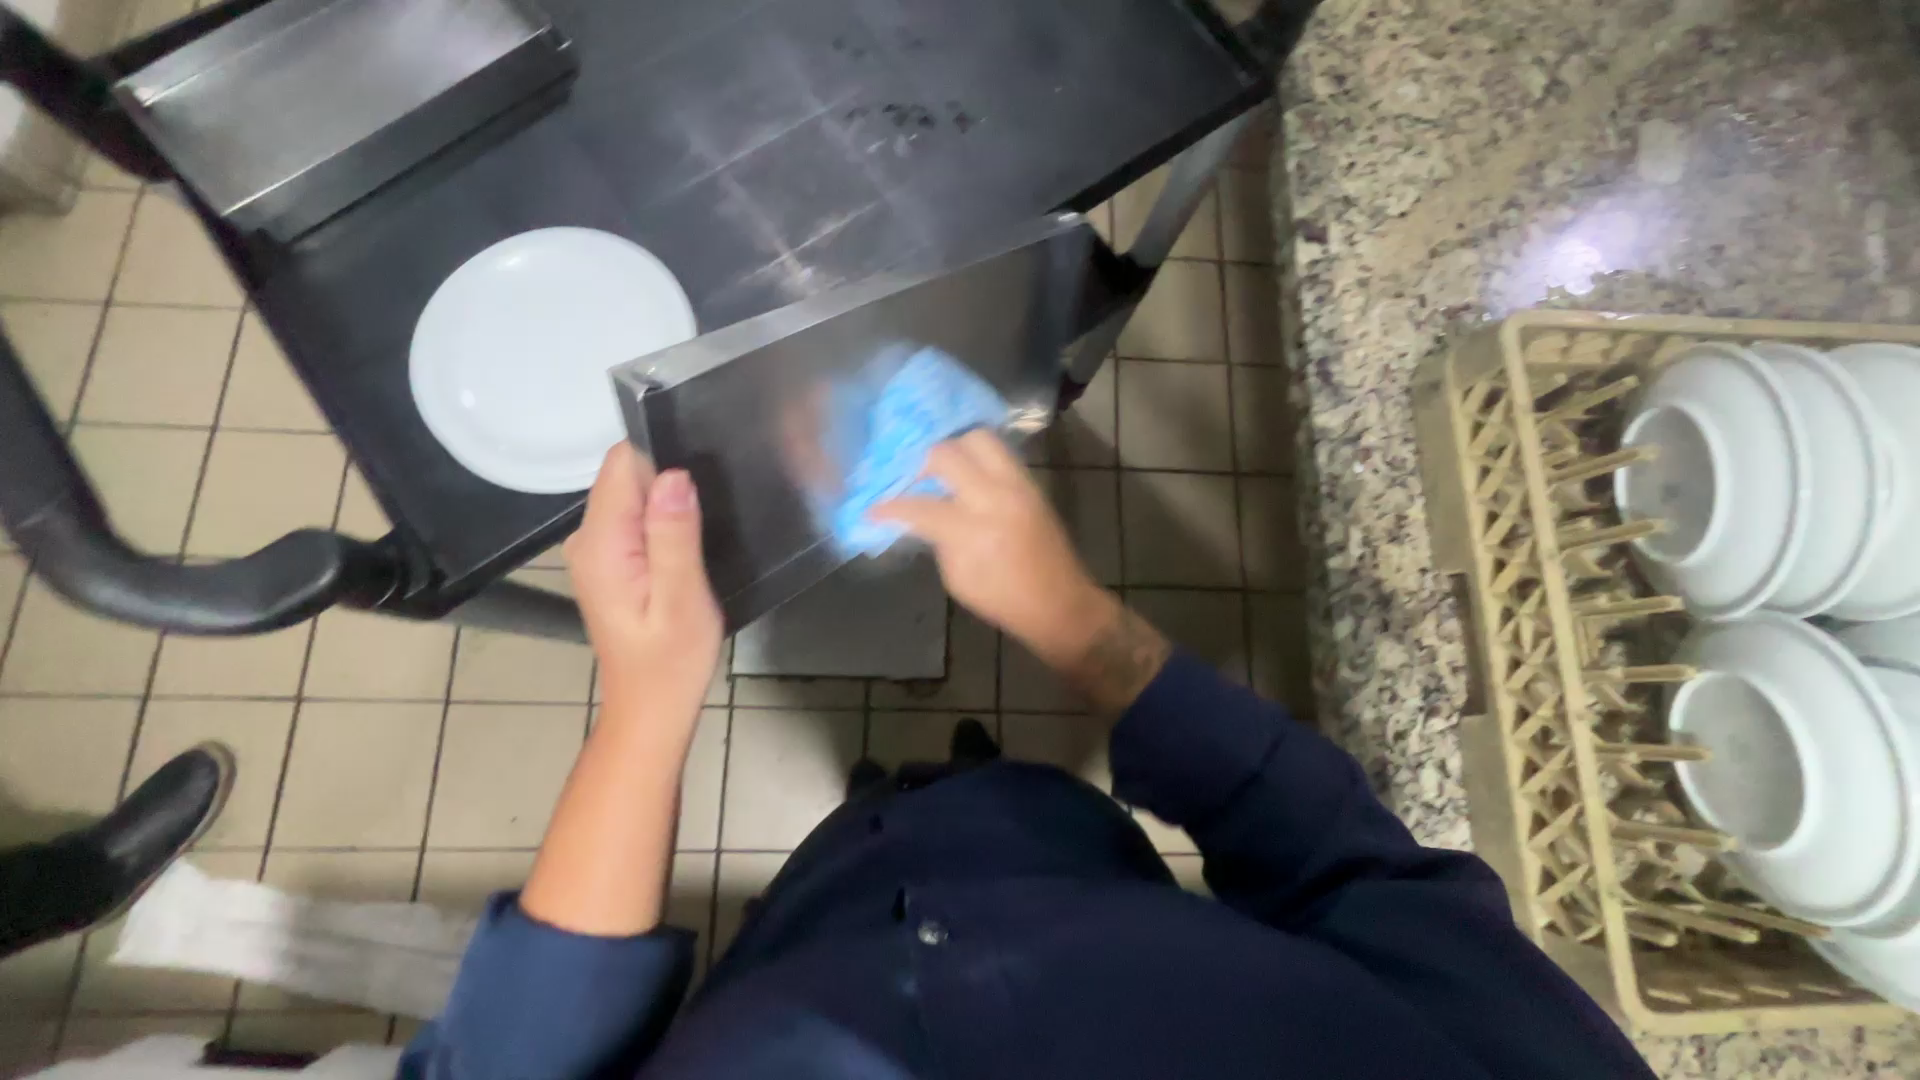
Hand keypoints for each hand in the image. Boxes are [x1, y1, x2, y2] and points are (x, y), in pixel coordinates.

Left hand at [565, 444, 722, 731]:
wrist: (651, 707)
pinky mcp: (607, 560)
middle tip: (702, 529)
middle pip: (626, 476)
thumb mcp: (683, 598)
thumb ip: (674, 535)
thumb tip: (673, 476)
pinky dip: (661, 526)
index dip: (664, 467)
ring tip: (695, 545)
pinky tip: (682, 556)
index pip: (622, 463)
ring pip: (632, 496)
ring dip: (667, 508)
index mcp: (601, 543)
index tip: (695, 499)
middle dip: (668, 488)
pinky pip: (633, 518)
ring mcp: (593, 550)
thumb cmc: (672, 660)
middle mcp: (586, 538)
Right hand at [870, 430, 1116, 667]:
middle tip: (912, 478)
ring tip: (941, 469)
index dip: (890, 507)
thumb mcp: (957, 578)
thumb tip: (920, 518)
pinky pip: (999, 454)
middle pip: (947, 453)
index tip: (873, 509)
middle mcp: (995, 497)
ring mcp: (1017, 485)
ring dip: (954, 449)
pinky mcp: (1031, 484)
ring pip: (979, 439)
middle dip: (922, 463)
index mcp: (972, 530)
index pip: (919, 505)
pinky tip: (965, 473)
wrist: (1059, 603)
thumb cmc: (1003, 600)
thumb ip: (937, 540)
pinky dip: (977, 457)